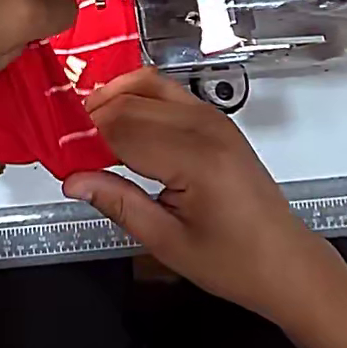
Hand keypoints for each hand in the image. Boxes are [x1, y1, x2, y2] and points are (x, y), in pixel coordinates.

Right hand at [62, 69, 346, 325]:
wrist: (287, 261)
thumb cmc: (234, 262)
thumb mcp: (167, 242)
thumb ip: (117, 203)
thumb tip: (73, 179)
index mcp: (195, 159)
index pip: (122, 128)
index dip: (84, 135)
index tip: (59, 150)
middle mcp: (205, 127)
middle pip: (131, 102)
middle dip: (93, 116)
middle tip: (66, 141)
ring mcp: (213, 117)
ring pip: (147, 85)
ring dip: (113, 99)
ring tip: (88, 127)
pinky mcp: (215, 117)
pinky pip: (167, 90)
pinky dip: (137, 96)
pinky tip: (121, 119)